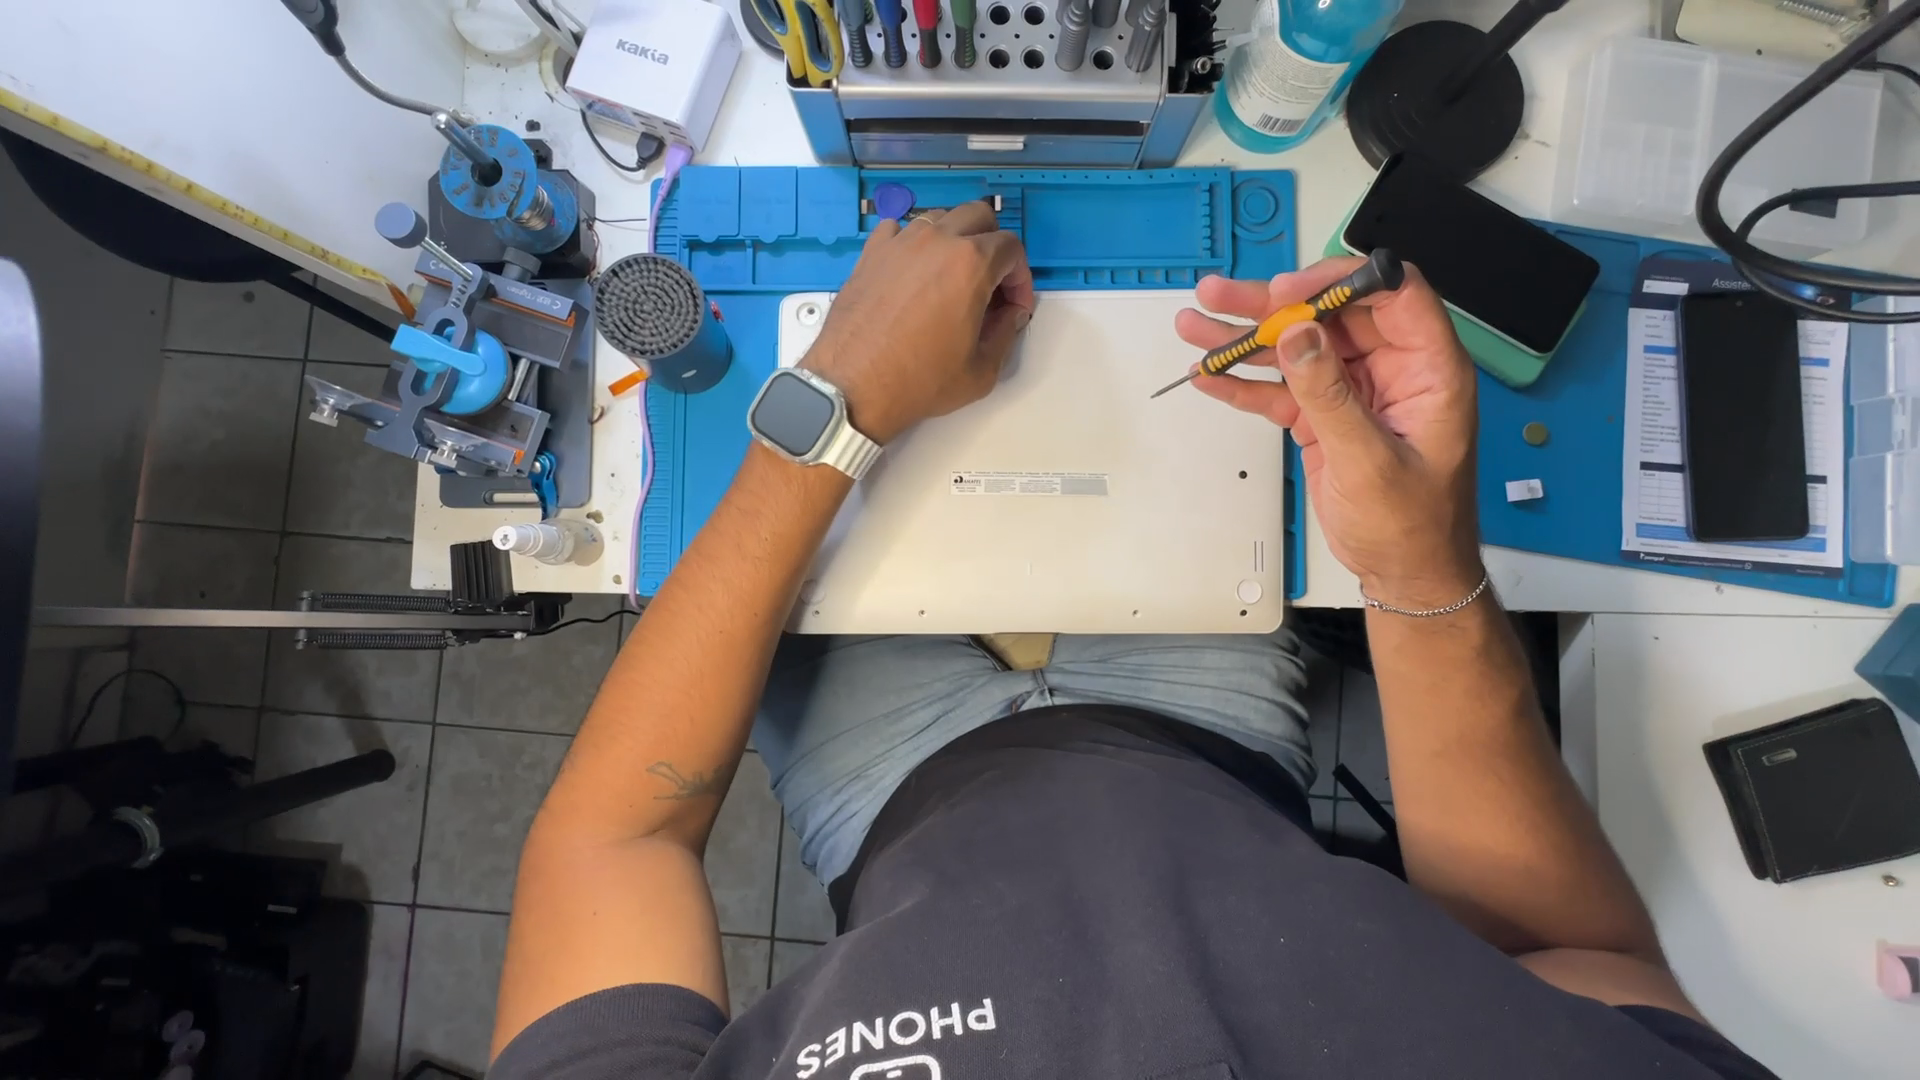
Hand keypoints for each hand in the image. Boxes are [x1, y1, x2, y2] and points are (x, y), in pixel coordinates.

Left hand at [800, 201, 1035, 444]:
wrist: (854, 387)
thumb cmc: (918, 382)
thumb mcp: (980, 371)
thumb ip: (1005, 334)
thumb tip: (1011, 315)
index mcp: (971, 264)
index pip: (1011, 248)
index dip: (1020, 278)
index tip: (1014, 304)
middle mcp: (936, 241)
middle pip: (978, 216)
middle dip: (993, 245)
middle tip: (990, 284)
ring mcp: (900, 243)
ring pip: (939, 219)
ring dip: (955, 241)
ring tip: (951, 279)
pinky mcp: (871, 253)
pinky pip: (899, 231)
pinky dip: (913, 245)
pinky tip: (913, 274)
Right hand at [1174, 257, 1482, 608]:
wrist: (1402, 570)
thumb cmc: (1411, 524)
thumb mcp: (1369, 459)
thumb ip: (1329, 395)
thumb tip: (1298, 337)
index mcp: (1426, 369)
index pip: (1389, 295)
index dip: (1336, 284)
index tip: (1284, 293)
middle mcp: (1389, 370)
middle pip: (1326, 317)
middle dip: (1269, 306)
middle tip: (1218, 297)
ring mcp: (1350, 392)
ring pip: (1295, 350)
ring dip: (1245, 340)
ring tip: (1197, 328)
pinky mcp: (1321, 417)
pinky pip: (1279, 390)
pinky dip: (1244, 383)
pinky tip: (1210, 375)